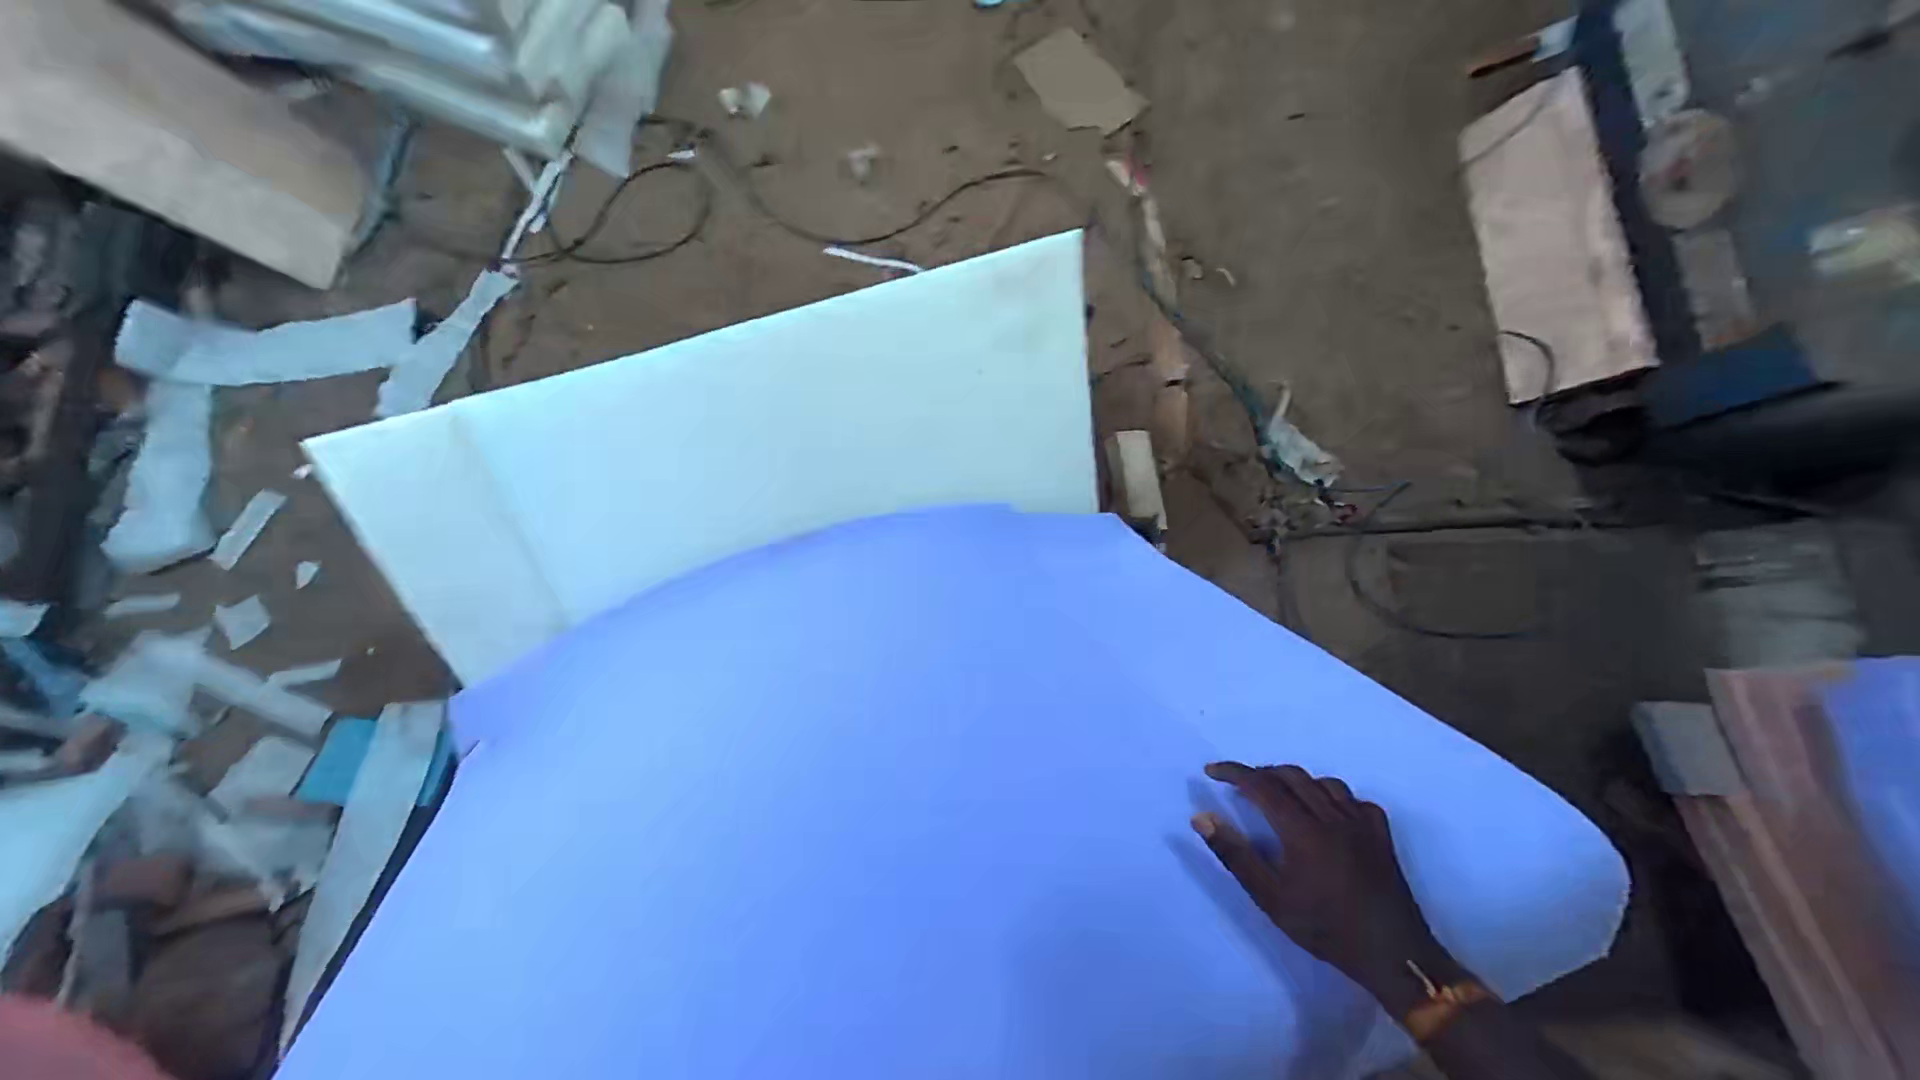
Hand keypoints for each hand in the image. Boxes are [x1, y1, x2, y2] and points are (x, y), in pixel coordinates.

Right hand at [1191, 763, 1465, 1009]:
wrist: (1393, 957)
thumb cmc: (1325, 929)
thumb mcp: (1270, 898)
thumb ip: (1235, 854)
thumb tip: (1201, 817)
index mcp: (1302, 829)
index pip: (1261, 784)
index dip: (1233, 772)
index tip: (1212, 772)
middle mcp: (1332, 816)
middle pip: (1291, 776)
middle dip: (1260, 773)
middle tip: (1240, 787)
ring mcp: (1361, 824)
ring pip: (1323, 782)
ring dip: (1295, 781)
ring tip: (1280, 797)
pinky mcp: (1381, 835)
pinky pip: (1354, 799)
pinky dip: (1332, 797)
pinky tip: (1326, 813)